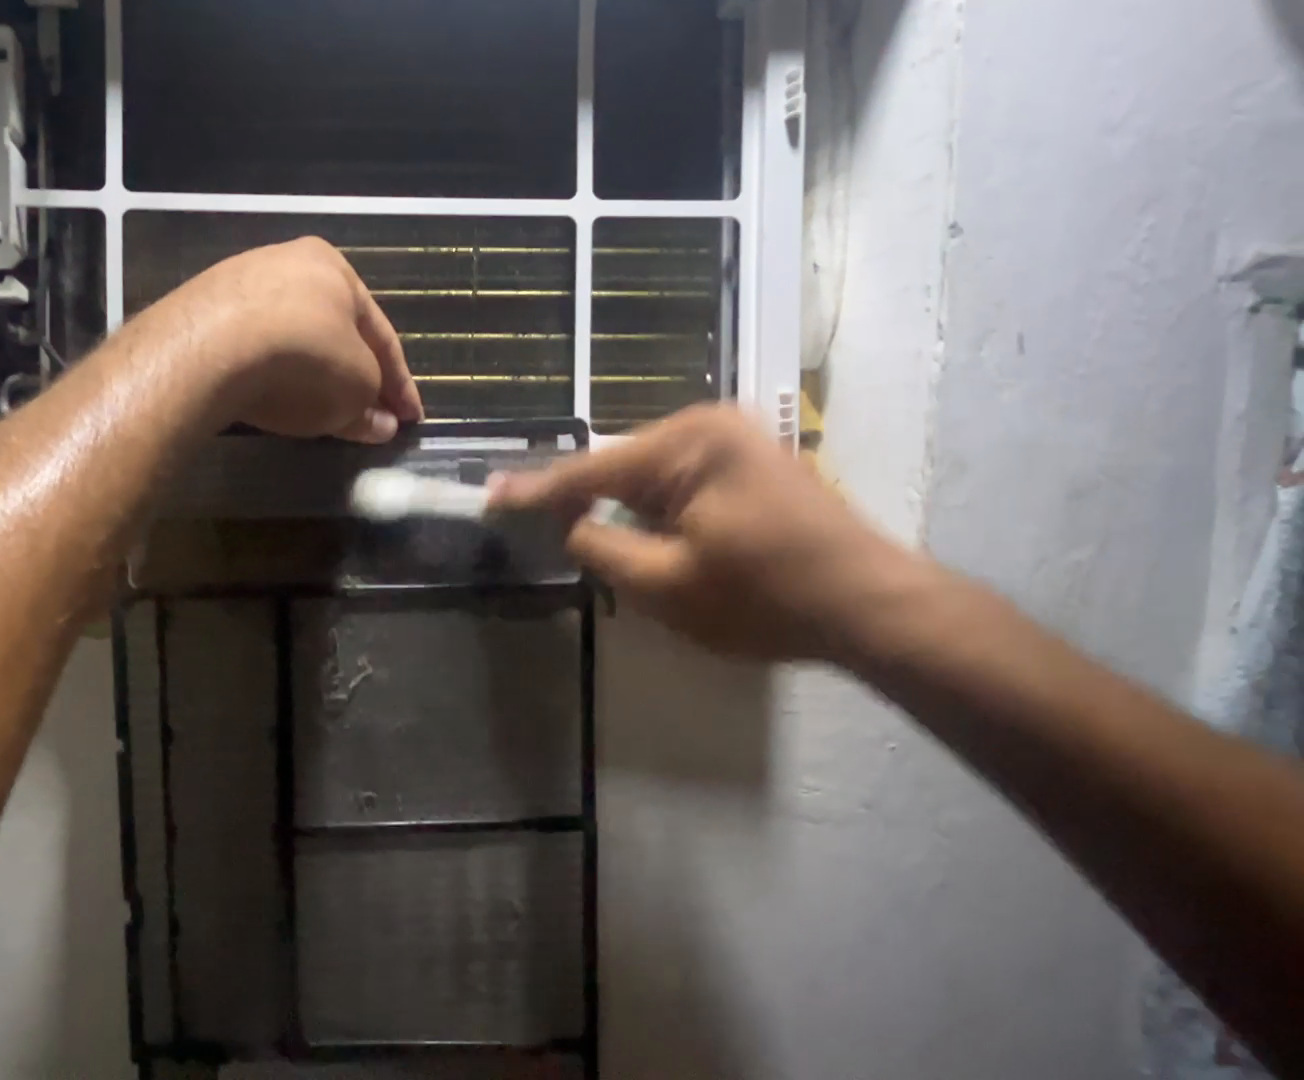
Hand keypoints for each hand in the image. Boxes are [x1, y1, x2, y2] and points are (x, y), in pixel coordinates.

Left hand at [149, 237, 424, 441]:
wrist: (211, 349)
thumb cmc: (305, 359)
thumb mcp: (356, 388)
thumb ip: (371, 406)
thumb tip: (382, 423)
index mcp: (335, 269)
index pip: (381, 335)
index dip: (400, 384)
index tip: (411, 419)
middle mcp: (288, 264)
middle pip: (334, 331)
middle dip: (354, 376)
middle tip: (369, 416)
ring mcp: (239, 284)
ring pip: (292, 338)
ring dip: (312, 375)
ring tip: (321, 414)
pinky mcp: (201, 311)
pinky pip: (252, 348)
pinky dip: (271, 373)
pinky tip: (274, 398)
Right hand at [490, 405, 932, 662]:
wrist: (872, 607)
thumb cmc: (766, 598)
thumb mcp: (665, 584)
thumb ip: (600, 547)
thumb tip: (568, 525)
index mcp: (686, 445)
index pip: (588, 470)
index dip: (534, 491)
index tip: (489, 495)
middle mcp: (709, 426)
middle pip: (618, 466)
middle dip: (581, 499)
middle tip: (535, 524)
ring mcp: (737, 441)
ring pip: (648, 475)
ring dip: (621, 508)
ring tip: (585, 536)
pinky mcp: (753, 464)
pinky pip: (680, 481)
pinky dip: (654, 509)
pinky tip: (644, 535)